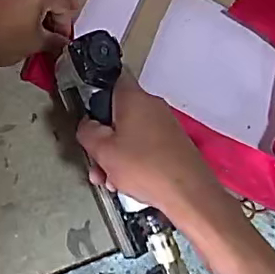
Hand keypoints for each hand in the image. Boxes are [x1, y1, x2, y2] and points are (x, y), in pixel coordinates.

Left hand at [0, 0, 78, 67]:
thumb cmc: (2, 40)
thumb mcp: (35, 43)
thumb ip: (54, 41)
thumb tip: (61, 42)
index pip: (64, 5)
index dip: (67, 23)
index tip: (63, 38)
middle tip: (70, 11)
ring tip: (50, 20)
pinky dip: (34, 0)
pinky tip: (32, 19)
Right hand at [75, 76, 239, 231]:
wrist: (188, 193)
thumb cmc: (151, 169)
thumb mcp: (102, 151)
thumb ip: (87, 132)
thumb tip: (86, 127)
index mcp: (133, 98)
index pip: (111, 80)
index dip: (95, 94)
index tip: (88, 111)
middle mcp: (152, 107)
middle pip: (118, 114)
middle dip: (103, 138)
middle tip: (97, 156)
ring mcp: (165, 125)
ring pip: (130, 134)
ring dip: (116, 154)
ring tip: (111, 176)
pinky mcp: (173, 144)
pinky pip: (145, 147)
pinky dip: (133, 161)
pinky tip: (127, 182)